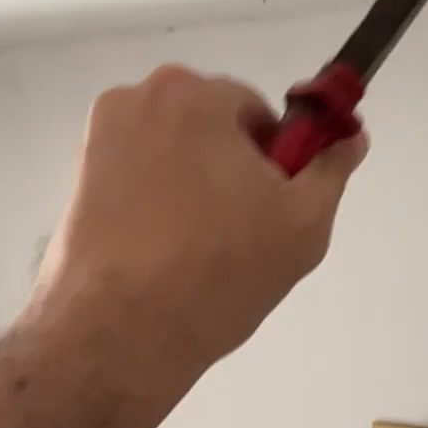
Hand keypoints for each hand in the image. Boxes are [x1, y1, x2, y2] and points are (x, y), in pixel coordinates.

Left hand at [34, 65, 367, 376]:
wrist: (121, 334)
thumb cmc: (220, 272)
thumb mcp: (303, 224)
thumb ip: (331, 170)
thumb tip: (351, 139)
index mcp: (192, 93)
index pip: (257, 112)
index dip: (276, 161)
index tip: (273, 209)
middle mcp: (136, 99)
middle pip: (210, 128)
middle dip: (231, 171)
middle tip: (240, 235)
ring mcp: (97, 140)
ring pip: (172, 155)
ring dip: (193, 188)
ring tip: (198, 251)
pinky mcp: (76, 181)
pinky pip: (137, 180)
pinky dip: (156, 206)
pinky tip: (164, 255)